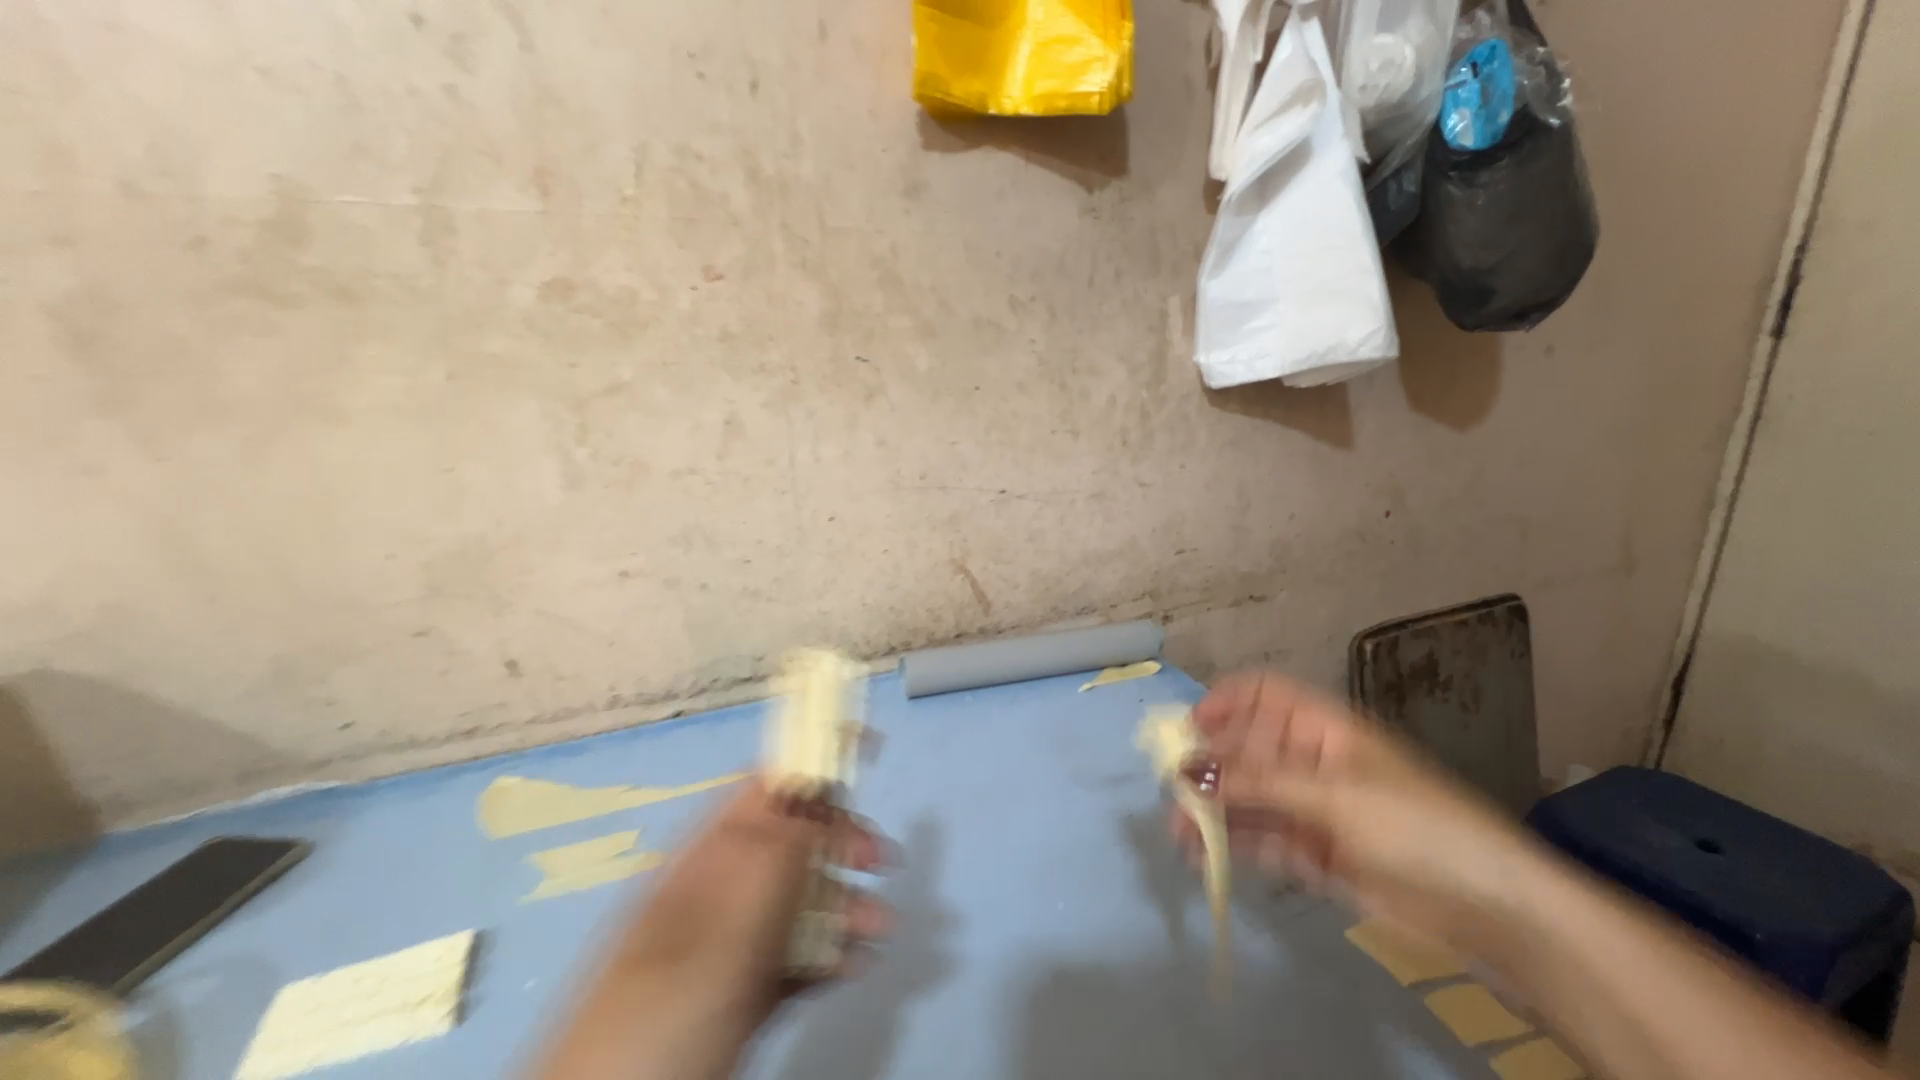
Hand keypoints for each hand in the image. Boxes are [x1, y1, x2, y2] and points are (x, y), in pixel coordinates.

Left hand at [533, 778, 891, 1079]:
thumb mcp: (714, 943)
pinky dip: (830, 954)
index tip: (866, 747)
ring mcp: (728, 946)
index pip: (761, 786)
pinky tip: (854, 965)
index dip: (811, 760)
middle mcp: (718, 894)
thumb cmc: (654, 1026)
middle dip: (841, 840)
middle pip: (790, 839)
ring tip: (880, 931)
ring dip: (846, 904)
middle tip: (881, 863)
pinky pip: (795, 956)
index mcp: (702, 865)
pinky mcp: (741, 994)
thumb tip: (812, 793)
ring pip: (798, 900)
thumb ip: (768, 866)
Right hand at [1175, 671, 1549, 953]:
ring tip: (1178, 833)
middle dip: (1208, 766)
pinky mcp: (1314, 854)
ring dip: (1212, 811)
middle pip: (1247, 749)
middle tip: (1172, 793)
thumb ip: (1256, 783)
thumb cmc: (1415, 825)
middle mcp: (1312, 761)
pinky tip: (1201, 855)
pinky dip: (1231, 844)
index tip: (1186, 730)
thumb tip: (1186, 772)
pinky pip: (1262, 840)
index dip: (1223, 703)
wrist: (1485, 903)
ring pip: (1249, 798)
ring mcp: (1312, 809)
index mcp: (1324, 728)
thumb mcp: (1333, 794)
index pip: (1263, 696)